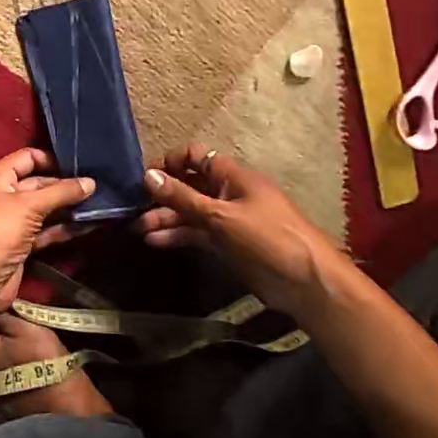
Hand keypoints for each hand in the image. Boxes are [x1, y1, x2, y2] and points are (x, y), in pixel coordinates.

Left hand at [0, 148, 94, 310]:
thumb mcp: (28, 206)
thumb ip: (61, 192)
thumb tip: (91, 182)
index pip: (26, 158)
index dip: (52, 159)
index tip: (80, 165)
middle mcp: (0, 196)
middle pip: (37, 183)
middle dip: (64, 186)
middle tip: (97, 187)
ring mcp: (9, 223)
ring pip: (43, 209)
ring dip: (67, 208)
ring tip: (98, 205)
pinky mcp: (18, 245)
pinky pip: (44, 231)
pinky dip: (62, 229)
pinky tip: (86, 226)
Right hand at [134, 141, 345, 315]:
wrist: (303, 280)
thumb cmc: (266, 237)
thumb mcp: (220, 215)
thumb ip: (183, 197)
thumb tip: (148, 176)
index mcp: (234, 176)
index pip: (198, 157)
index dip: (173, 163)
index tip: (148, 177)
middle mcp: (229, 194)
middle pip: (190, 187)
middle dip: (163, 196)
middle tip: (134, 208)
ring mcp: (228, 220)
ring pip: (190, 214)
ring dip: (165, 219)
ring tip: (137, 229)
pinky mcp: (226, 245)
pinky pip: (196, 235)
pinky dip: (177, 237)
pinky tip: (154, 242)